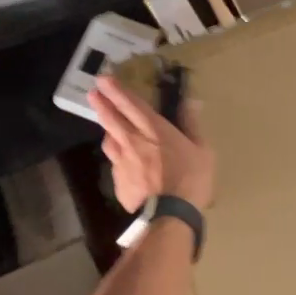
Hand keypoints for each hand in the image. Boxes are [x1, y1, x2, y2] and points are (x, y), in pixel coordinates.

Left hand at [90, 75, 214, 213]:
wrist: (170, 215)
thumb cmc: (190, 180)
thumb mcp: (202, 150)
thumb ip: (193, 125)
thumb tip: (191, 101)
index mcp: (154, 130)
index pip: (131, 104)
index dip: (116, 90)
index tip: (103, 79)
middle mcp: (132, 142)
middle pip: (112, 118)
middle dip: (101, 103)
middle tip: (92, 93)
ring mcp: (122, 163)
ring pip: (109, 142)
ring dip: (108, 132)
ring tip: (109, 130)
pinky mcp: (118, 183)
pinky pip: (116, 166)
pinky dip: (119, 161)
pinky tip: (124, 166)